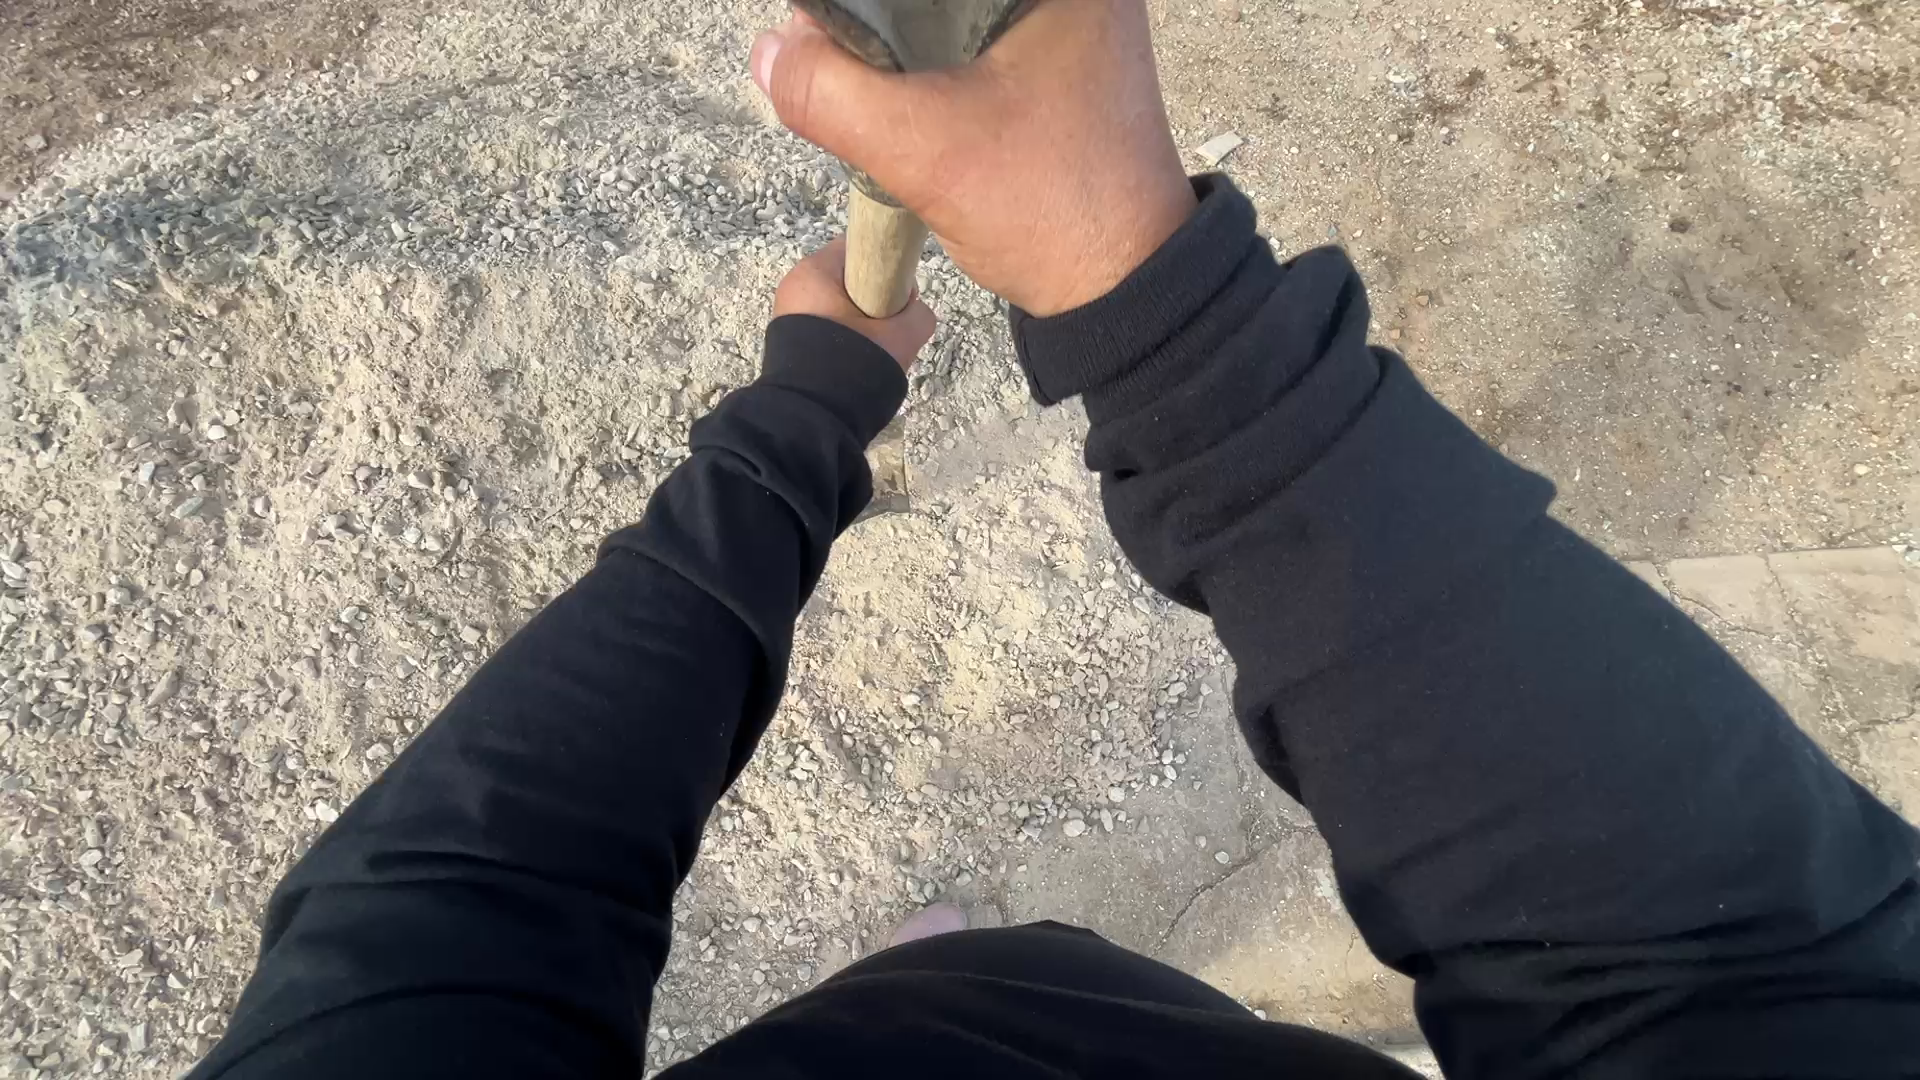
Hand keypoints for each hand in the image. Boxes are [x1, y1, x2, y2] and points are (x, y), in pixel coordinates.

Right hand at [752, 0, 1196, 317]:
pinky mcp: (1065, 71)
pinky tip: (921, 106)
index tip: (831, 41)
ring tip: (883, 95)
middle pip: (938, 0)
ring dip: (910, 51)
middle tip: (849, 68)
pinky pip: (982, 47)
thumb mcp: (924, 153)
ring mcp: (1075, 29)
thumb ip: (834, 97)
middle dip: (885, 28)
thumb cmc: (1050, 212)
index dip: (868, 9)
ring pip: (956, 18)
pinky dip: (940, 70)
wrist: (1121, 286)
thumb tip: (771, 54)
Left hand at [775, 237, 936, 369]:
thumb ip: (919, 315)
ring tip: (874, 353)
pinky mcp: (788, 345)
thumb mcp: (901, 336)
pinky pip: (825, 332)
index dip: (886, 266)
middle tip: (891, 331)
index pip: (858, 247)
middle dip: (874, 302)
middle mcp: (795, 288)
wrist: (816, 417)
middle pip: (848, 280)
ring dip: (861, 326)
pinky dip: (844, 343)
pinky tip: (856, 365)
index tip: (900, 296)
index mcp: (813, 272)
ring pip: (838, 309)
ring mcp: (787, 317)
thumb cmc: (855, 363)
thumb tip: (917, 312)